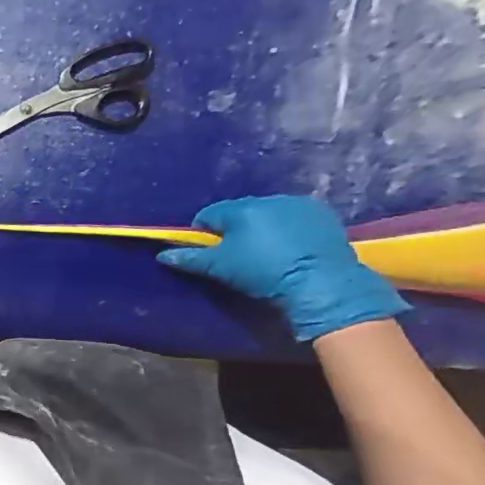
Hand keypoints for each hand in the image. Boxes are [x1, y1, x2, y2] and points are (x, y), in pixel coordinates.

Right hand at [157, 195, 409, 341]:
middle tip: (237, 255)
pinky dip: (289, 228)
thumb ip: (190, 258)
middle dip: (235, 229)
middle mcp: (268, 200)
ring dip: (262, 227)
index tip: (209, 252)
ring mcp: (298, 205)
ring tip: (266, 252)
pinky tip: (291, 249)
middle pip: (239, 212)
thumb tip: (162, 255)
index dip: (204, 233)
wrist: (322, 284)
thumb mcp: (220, 269)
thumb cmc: (263, 274)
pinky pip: (295, 217)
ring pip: (268, 213)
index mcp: (240, 210)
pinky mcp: (322, 214)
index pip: (209, 215)